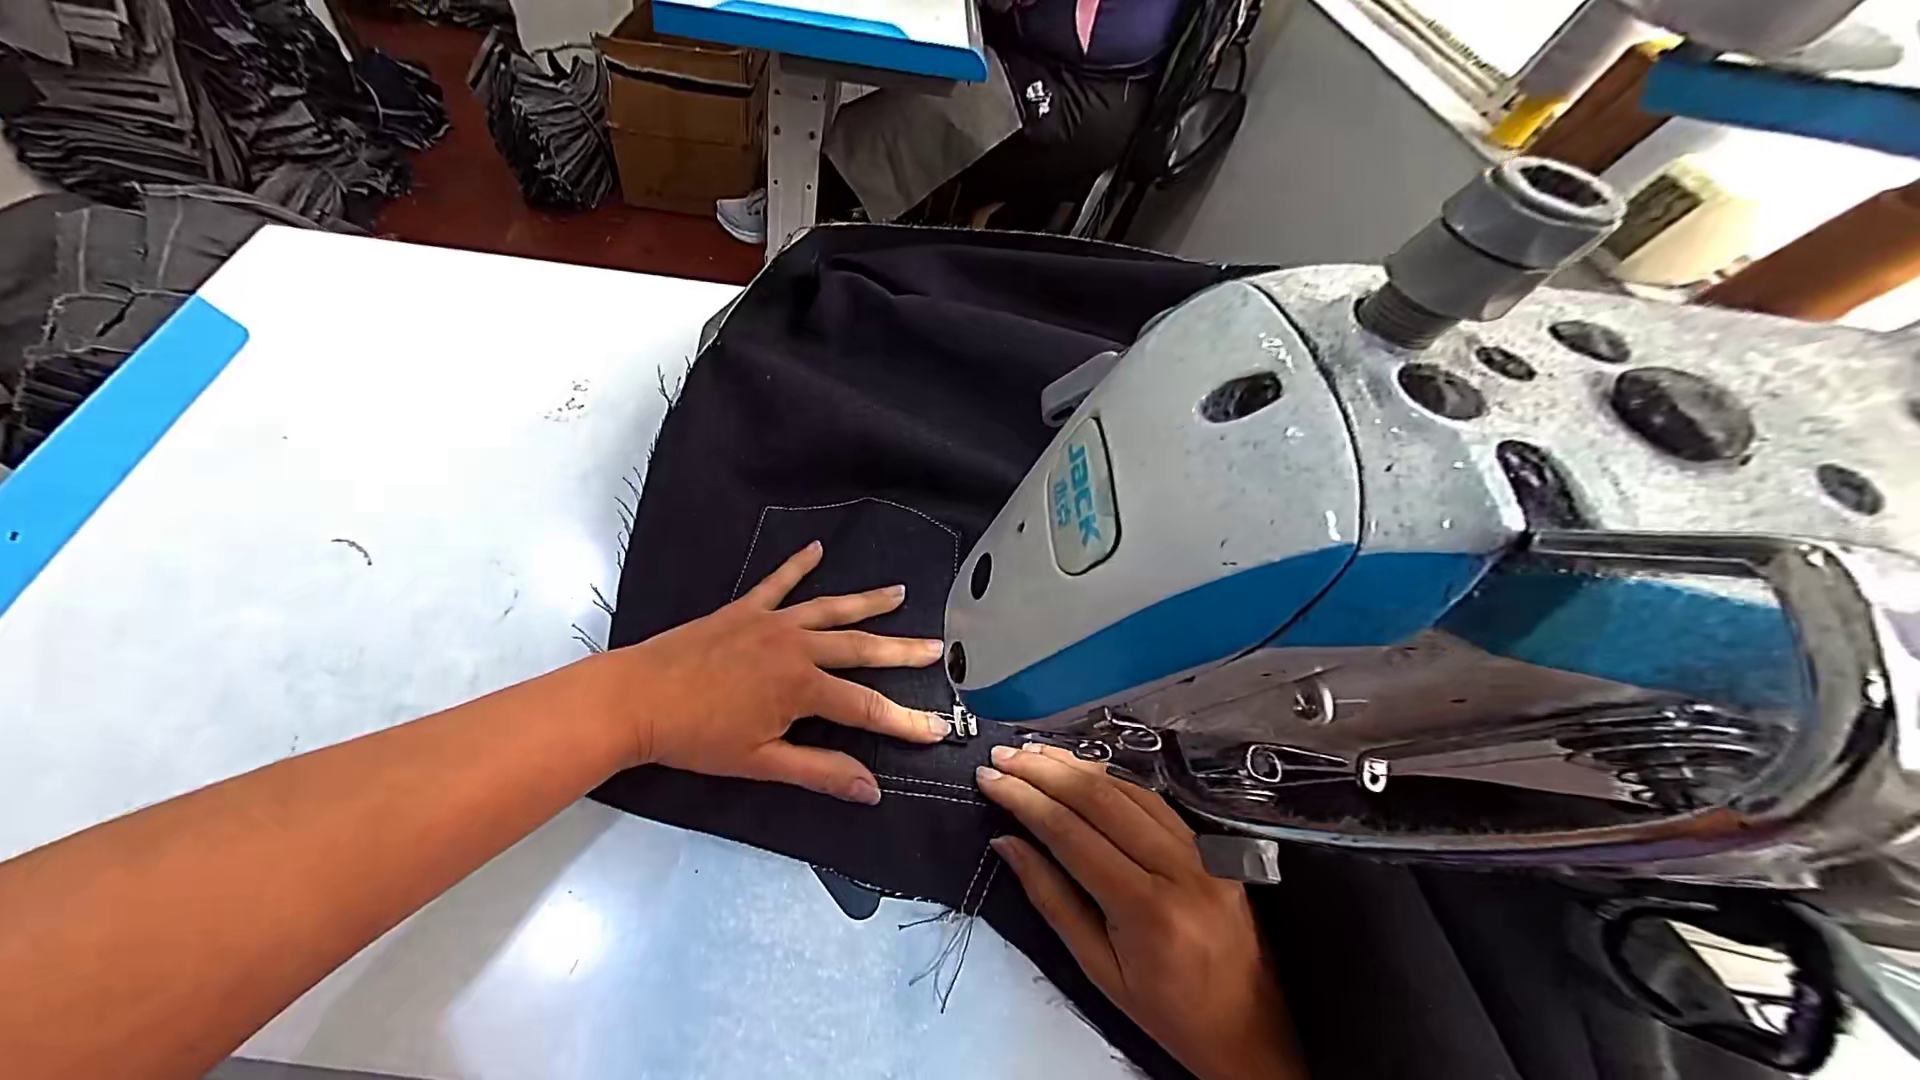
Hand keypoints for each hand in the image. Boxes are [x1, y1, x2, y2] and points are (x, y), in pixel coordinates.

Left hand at [595, 541, 949, 802]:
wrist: (633, 698)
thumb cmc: (696, 737)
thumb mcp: (760, 761)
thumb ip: (820, 772)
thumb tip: (871, 790)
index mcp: (803, 687)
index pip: (868, 708)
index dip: (906, 721)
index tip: (938, 728)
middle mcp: (798, 646)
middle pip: (862, 649)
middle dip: (903, 651)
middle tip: (936, 648)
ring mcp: (772, 622)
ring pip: (832, 609)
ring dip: (868, 602)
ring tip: (900, 593)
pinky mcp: (745, 608)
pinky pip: (779, 582)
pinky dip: (798, 564)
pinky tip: (816, 549)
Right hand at [977, 743, 1305, 1079]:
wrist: (1250, 1030)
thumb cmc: (1167, 1012)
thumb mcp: (1098, 969)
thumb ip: (1050, 898)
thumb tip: (1007, 841)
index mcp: (1146, 909)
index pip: (1070, 833)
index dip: (1024, 799)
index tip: (989, 779)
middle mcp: (1178, 868)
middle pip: (1097, 797)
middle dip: (1042, 770)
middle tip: (1003, 756)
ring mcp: (1200, 850)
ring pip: (1125, 786)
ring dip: (1073, 763)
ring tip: (1032, 752)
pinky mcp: (1211, 843)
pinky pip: (1151, 796)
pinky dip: (1109, 775)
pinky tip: (1080, 766)